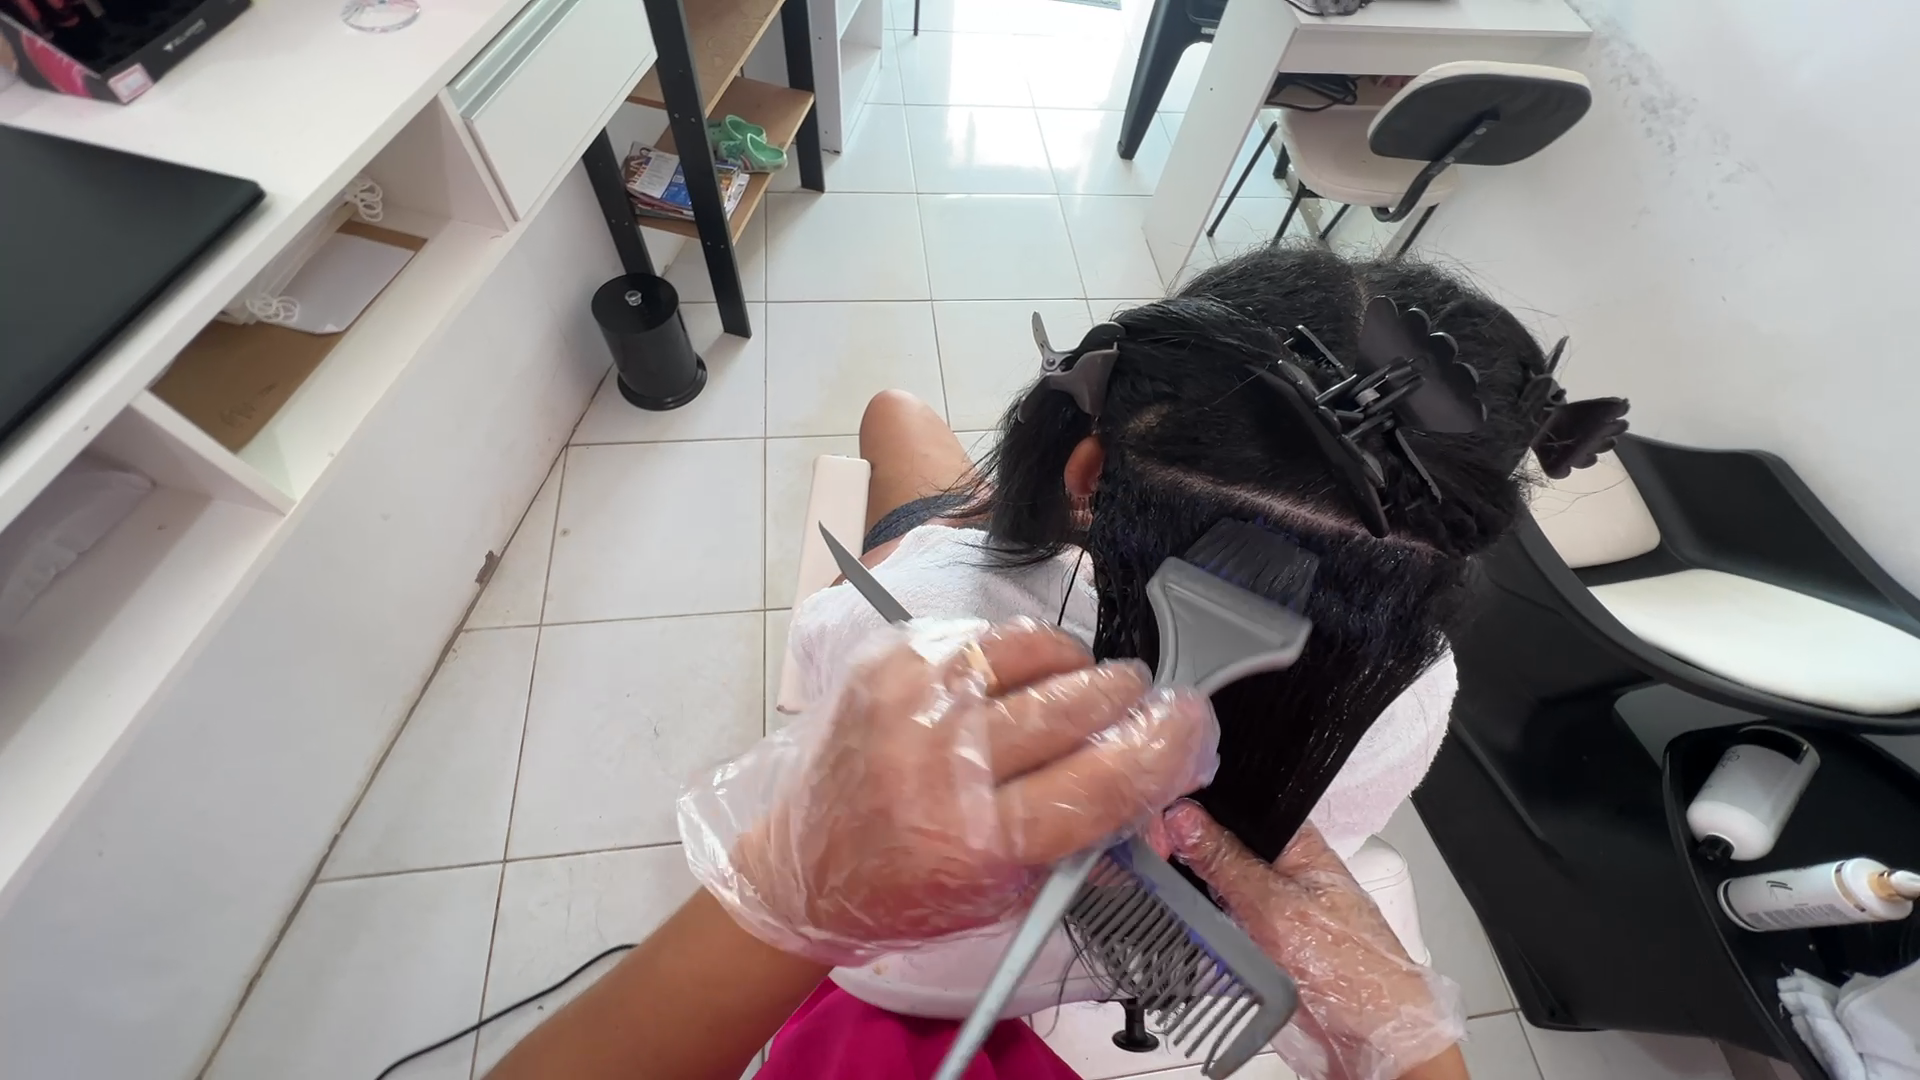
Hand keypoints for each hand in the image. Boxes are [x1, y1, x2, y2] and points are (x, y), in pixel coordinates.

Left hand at [680, 618, 1219, 965]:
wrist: (801, 861)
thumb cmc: (908, 892)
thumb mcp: (1002, 897)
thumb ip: (1084, 846)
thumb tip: (1155, 797)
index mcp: (974, 841)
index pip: (1097, 786)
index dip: (1158, 749)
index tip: (1188, 721)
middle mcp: (940, 763)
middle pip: (1068, 706)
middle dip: (1120, 695)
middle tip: (1134, 694)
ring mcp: (910, 699)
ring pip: (1029, 652)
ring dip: (1071, 663)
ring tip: (1078, 678)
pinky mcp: (888, 662)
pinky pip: (981, 636)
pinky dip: (1015, 652)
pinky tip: (1017, 674)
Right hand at [1167, 802, 1465, 1079]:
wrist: (1373, 1051)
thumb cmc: (1352, 971)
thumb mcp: (1278, 907)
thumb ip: (1226, 861)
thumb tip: (1182, 815)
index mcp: (1292, 841)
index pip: (1233, 804)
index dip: (1192, 803)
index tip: (1154, 812)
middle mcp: (1274, 866)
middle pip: (1212, 840)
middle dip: (1178, 844)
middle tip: (1145, 848)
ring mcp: (1259, 903)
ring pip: (1204, 878)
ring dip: (1178, 881)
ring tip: (1149, 877)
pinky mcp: (1248, 938)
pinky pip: (1206, 916)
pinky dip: (1185, 914)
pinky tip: (1161, 906)